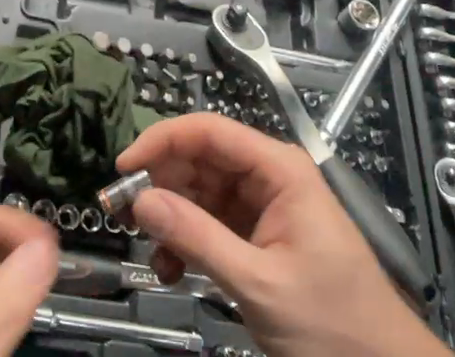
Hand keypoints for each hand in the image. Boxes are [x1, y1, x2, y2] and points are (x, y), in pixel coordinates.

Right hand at [117, 114, 451, 356]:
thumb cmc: (332, 322)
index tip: (122, 168)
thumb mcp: (259, 282)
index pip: (210, 131)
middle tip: (125, 217)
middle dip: (161, 185)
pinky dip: (185, 243)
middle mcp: (269, 178)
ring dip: (170, 219)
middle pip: (200, 160)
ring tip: (152, 253)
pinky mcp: (257, 238)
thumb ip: (197, 237)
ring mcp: (263, 208)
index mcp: (279, 170)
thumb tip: (140, 200)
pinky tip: (172, 270)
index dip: (162, 140)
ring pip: (199, 193)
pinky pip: (209, 224)